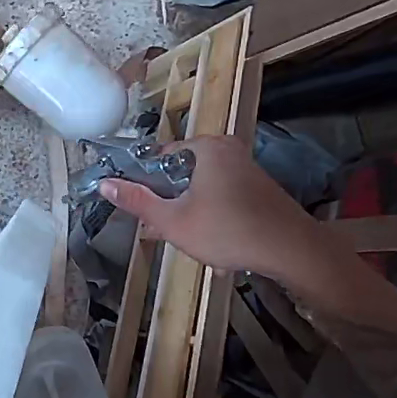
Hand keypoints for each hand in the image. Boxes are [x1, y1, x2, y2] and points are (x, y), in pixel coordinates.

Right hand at [98, 135, 319, 277]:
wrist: (291, 250)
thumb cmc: (228, 232)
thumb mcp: (173, 220)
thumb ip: (137, 201)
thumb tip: (105, 184)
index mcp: (205, 147)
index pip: (160, 156)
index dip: (146, 183)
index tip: (144, 208)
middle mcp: (227, 148)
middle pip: (181, 171)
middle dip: (170, 200)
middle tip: (165, 228)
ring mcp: (246, 166)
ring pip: (202, 185)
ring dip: (191, 210)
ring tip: (190, 238)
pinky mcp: (258, 185)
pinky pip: (223, 193)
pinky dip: (213, 212)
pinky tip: (214, 239)